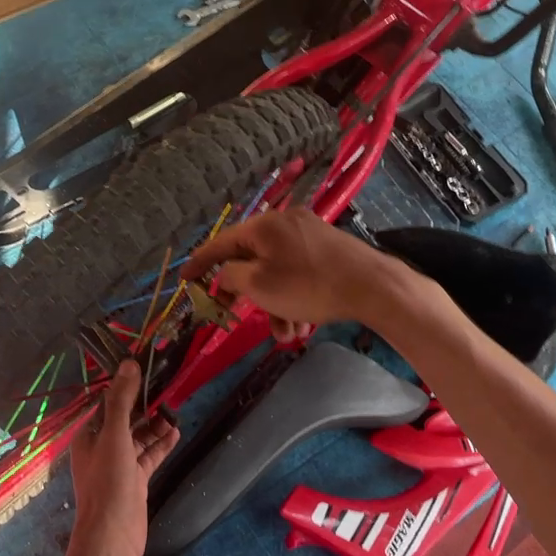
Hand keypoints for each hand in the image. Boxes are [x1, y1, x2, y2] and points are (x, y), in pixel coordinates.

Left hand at [69, 360, 178, 555]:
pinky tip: (176, 433)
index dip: (127, 388)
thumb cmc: (108, 482)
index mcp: (89, 435)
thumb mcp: (115, 436)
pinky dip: (161, 445)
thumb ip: (122, 401)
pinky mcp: (135, 481)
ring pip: (139, 438)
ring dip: (155, 426)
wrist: (112, 536)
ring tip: (175, 412)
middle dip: (145, 406)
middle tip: (168, 391)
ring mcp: (119, 465)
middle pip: (126, 420)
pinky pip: (149, 456)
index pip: (109, 404)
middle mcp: (102, 447)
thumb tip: (129, 364)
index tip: (149, 372)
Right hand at [182, 208, 406, 342]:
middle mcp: (284, 222)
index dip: (200, 263)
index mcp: (263, 225)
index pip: (220, 242)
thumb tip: (227, 273)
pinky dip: (293, 298)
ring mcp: (308, 234)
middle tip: (238, 316)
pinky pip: (298, 273)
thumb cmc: (308, 285)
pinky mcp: (327, 249)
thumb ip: (232, 277)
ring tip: (286, 333)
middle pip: (251, 259)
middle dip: (248, 295)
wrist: (372, 285)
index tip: (184, 279)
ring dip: (274, 304)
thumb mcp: (259, 285)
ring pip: (277, 272)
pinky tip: (303, 324)